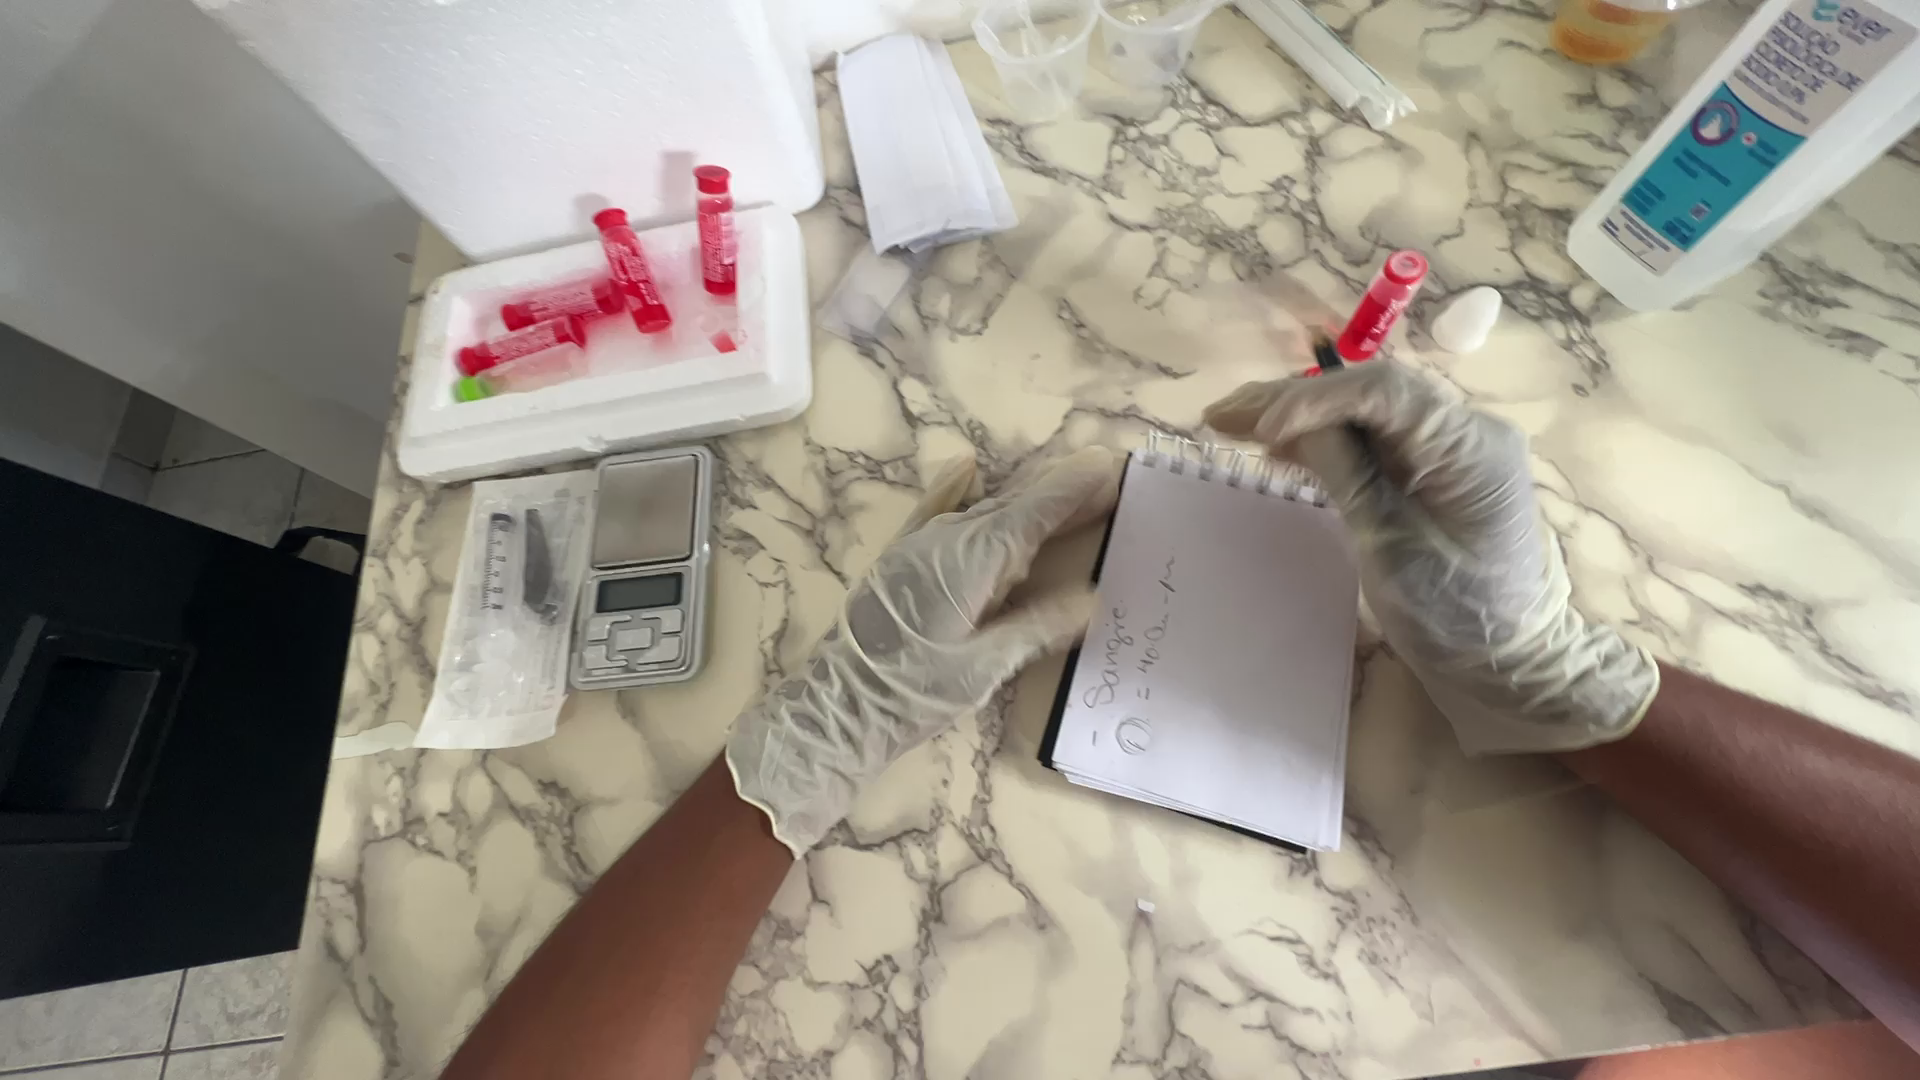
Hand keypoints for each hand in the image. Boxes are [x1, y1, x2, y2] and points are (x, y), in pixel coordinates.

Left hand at [727, 446, 1120, 855]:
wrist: (839, 707)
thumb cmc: (914, 691)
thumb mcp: (985, 666)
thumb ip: (1039, 626)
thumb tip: (1093, 600)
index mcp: (973, 559)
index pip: (1033, 513)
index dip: (1071, 489)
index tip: (1106, 464)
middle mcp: (948, 539)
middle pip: (1014, 507)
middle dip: (1061, 494)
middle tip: (1108, 481)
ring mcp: (920, 544)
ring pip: (984, 512)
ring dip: (1027, 500)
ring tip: (1068, 491)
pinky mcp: (901, 558)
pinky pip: (935, 513)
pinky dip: (954, 491)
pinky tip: (967, 468)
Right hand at [1203, 361, 1657, 753]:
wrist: (1502, 652)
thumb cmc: (1452, 609)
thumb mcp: (1390, 546)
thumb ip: (1345, 475)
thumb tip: (1292, 425)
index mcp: (1467, 447)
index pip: (1386, 393)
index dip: (1315, 401)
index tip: (1261, 433)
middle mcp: (1459, 431)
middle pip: (1366, 391)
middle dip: (1289, 399)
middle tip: (1221, 415)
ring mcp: (1441, 447)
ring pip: (1359, 408)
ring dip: (1293, 412)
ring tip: (1229, 421)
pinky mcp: (1422, 466)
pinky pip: (1364, 437)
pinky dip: (1314, 437)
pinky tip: (1270, 445)